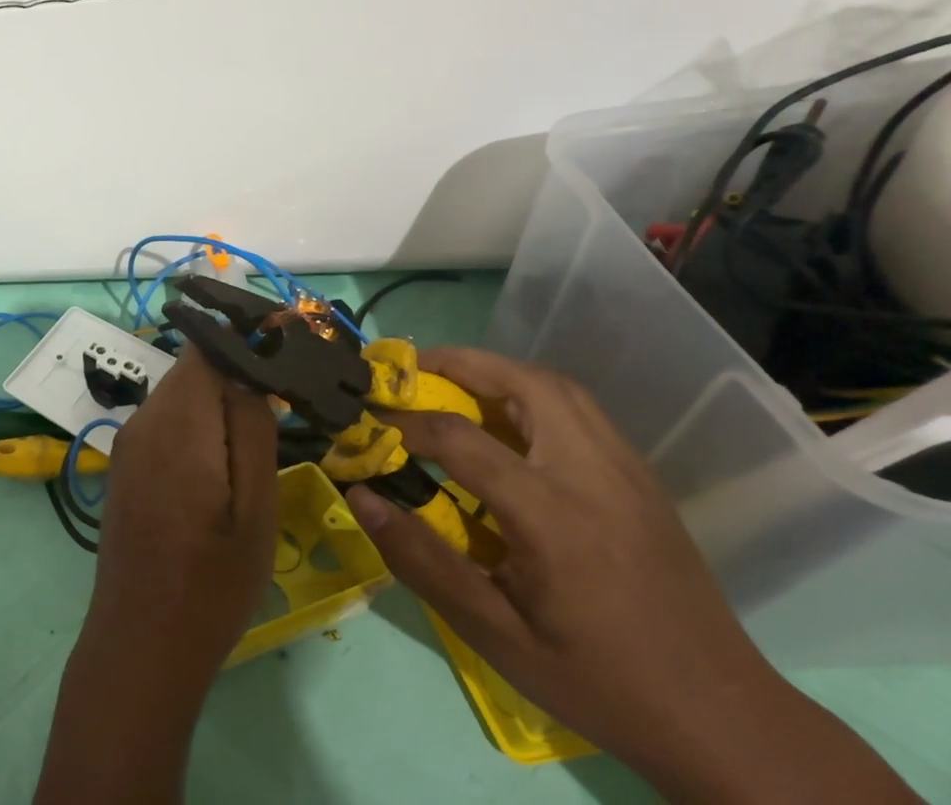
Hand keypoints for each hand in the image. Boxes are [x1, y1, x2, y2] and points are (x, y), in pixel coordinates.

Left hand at [35, 347, 277, 803]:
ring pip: (181, 396)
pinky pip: (167, 424)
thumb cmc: (212, 583)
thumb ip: (251, 429)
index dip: (249, 338)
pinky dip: (200, 425)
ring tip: (272, 423)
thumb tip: (253, 371)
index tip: (294, 347)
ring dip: (222, 400)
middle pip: (194, 370)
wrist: (142, 642)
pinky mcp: (127, 468)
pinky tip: (231, 456)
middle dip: (241, 370)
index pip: (208, 346)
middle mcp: (141, 422)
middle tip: (293, 394)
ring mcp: (128, 446)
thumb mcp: (255, 508)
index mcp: (175, 423)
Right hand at [348, 348, 918, 804]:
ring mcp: (628, 473)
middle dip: (462, 363)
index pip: (462, 438)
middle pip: (526, 384)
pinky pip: (583, 414)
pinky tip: (507, 426)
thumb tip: (361, 499)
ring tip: (452, 385)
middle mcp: (594, 475)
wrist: (716, 713)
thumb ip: (421, 559)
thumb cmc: (593, 678)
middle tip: (410, 369)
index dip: (405, 423)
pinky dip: (533, 397)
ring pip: (562, 390)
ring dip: (500, 374)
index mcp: (552, 515)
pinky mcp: (643, 482)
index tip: (367, 424)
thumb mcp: (492, 633)